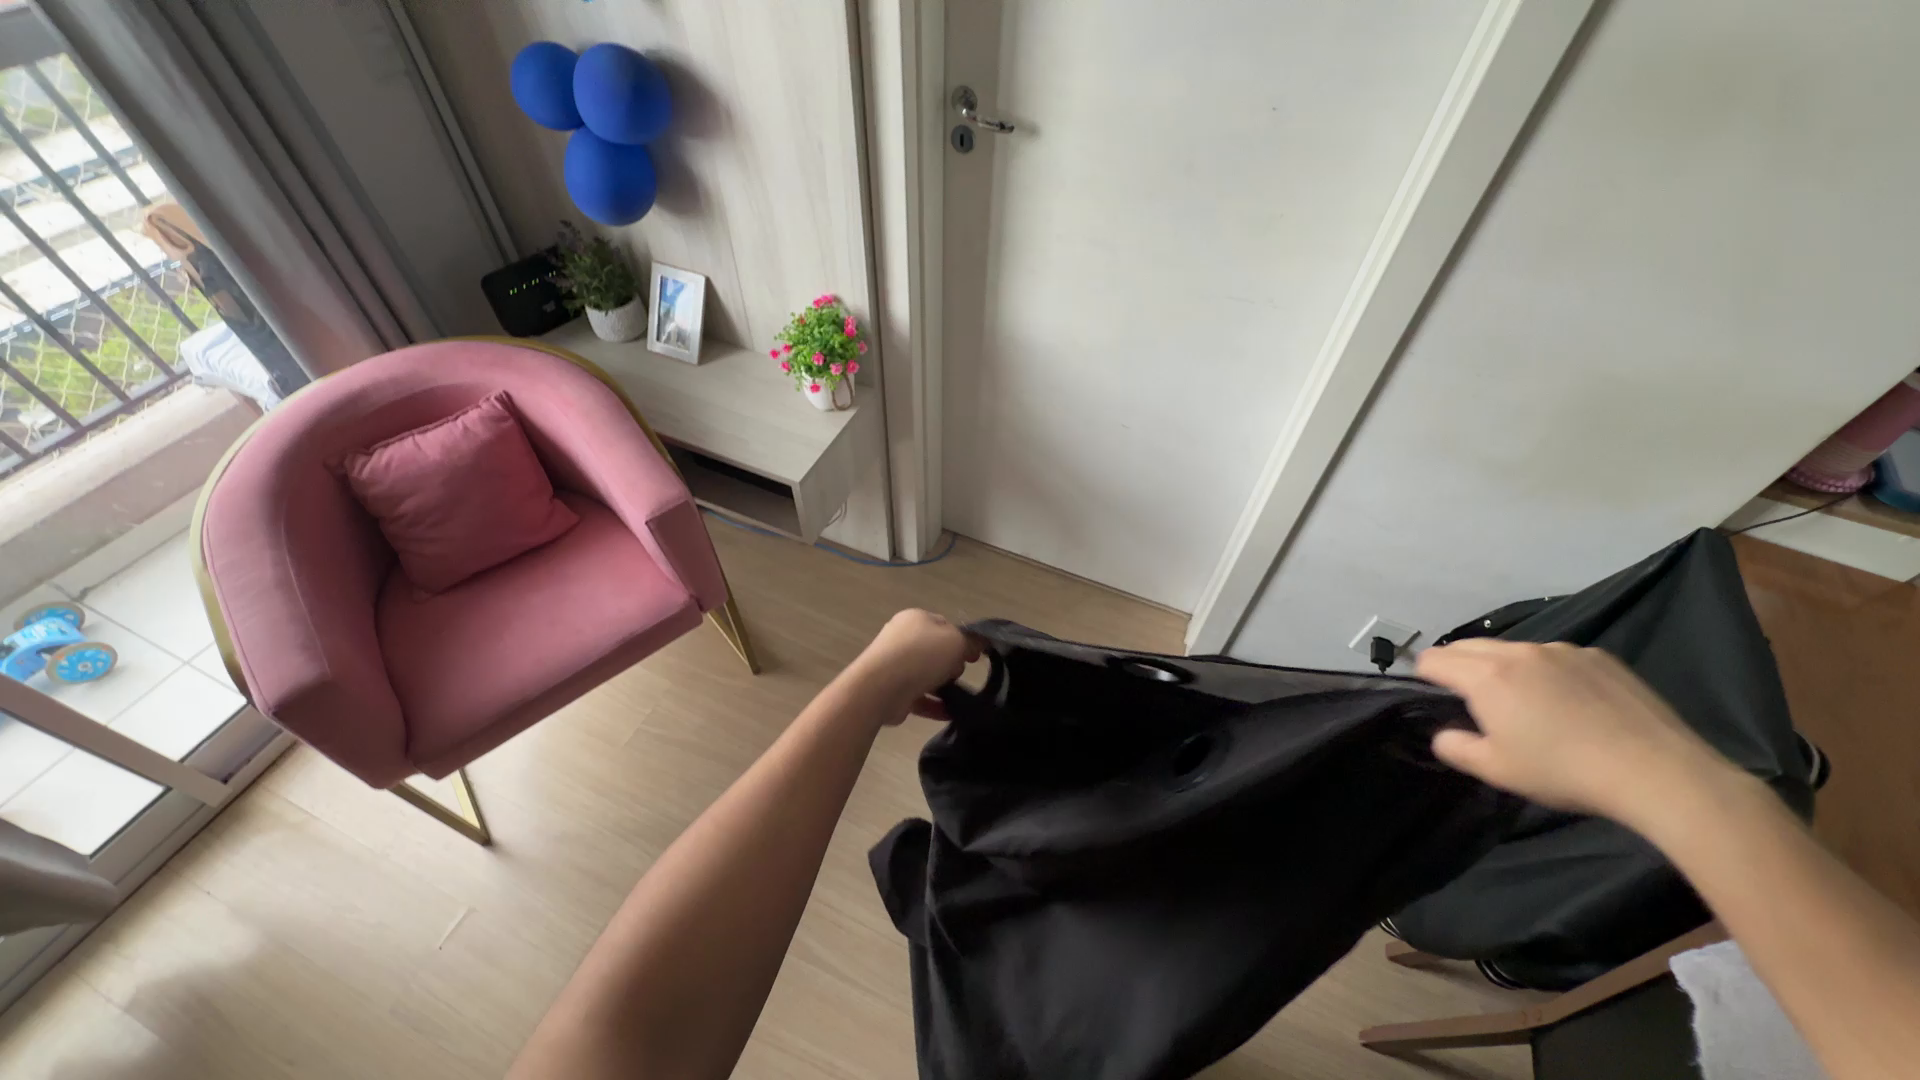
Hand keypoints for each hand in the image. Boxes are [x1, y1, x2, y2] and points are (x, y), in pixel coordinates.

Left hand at [845, 610, 981, 723]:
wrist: (880, 688)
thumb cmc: (921, 656)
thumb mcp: (956, 641)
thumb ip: (971, 642)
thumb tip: (977, 645)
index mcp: (916, 618)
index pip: (945, 625)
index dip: (962, 640)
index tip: (974, 657)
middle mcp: (902, 638)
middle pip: (935, 651)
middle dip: (951, 664)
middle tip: (958, 674)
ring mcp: (894, 665)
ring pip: (926, 675)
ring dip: (943, 687)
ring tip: (959, 698)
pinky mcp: (891, 690)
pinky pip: (918, 697)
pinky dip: (934, 705)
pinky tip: (950, 713)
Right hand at [1415, 639, 1745, 825]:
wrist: (1658, 772)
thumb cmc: (1564, 772)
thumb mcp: (1496, 770)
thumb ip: (1455, 747)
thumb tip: (1444, 734)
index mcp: (1486, 676)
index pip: (1433, 659)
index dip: (1423, 676)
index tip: (1433, 698)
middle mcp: (1520, 652)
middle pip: (1468, 646)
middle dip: (1457, 666)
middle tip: (1471, 702)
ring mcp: (1563, 650)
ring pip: (1513, 649)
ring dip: (1503, 668)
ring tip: (1524, 703)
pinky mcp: (1600, 658)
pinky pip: (1554, 657)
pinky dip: (1546, 672)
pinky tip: (1570, 704)